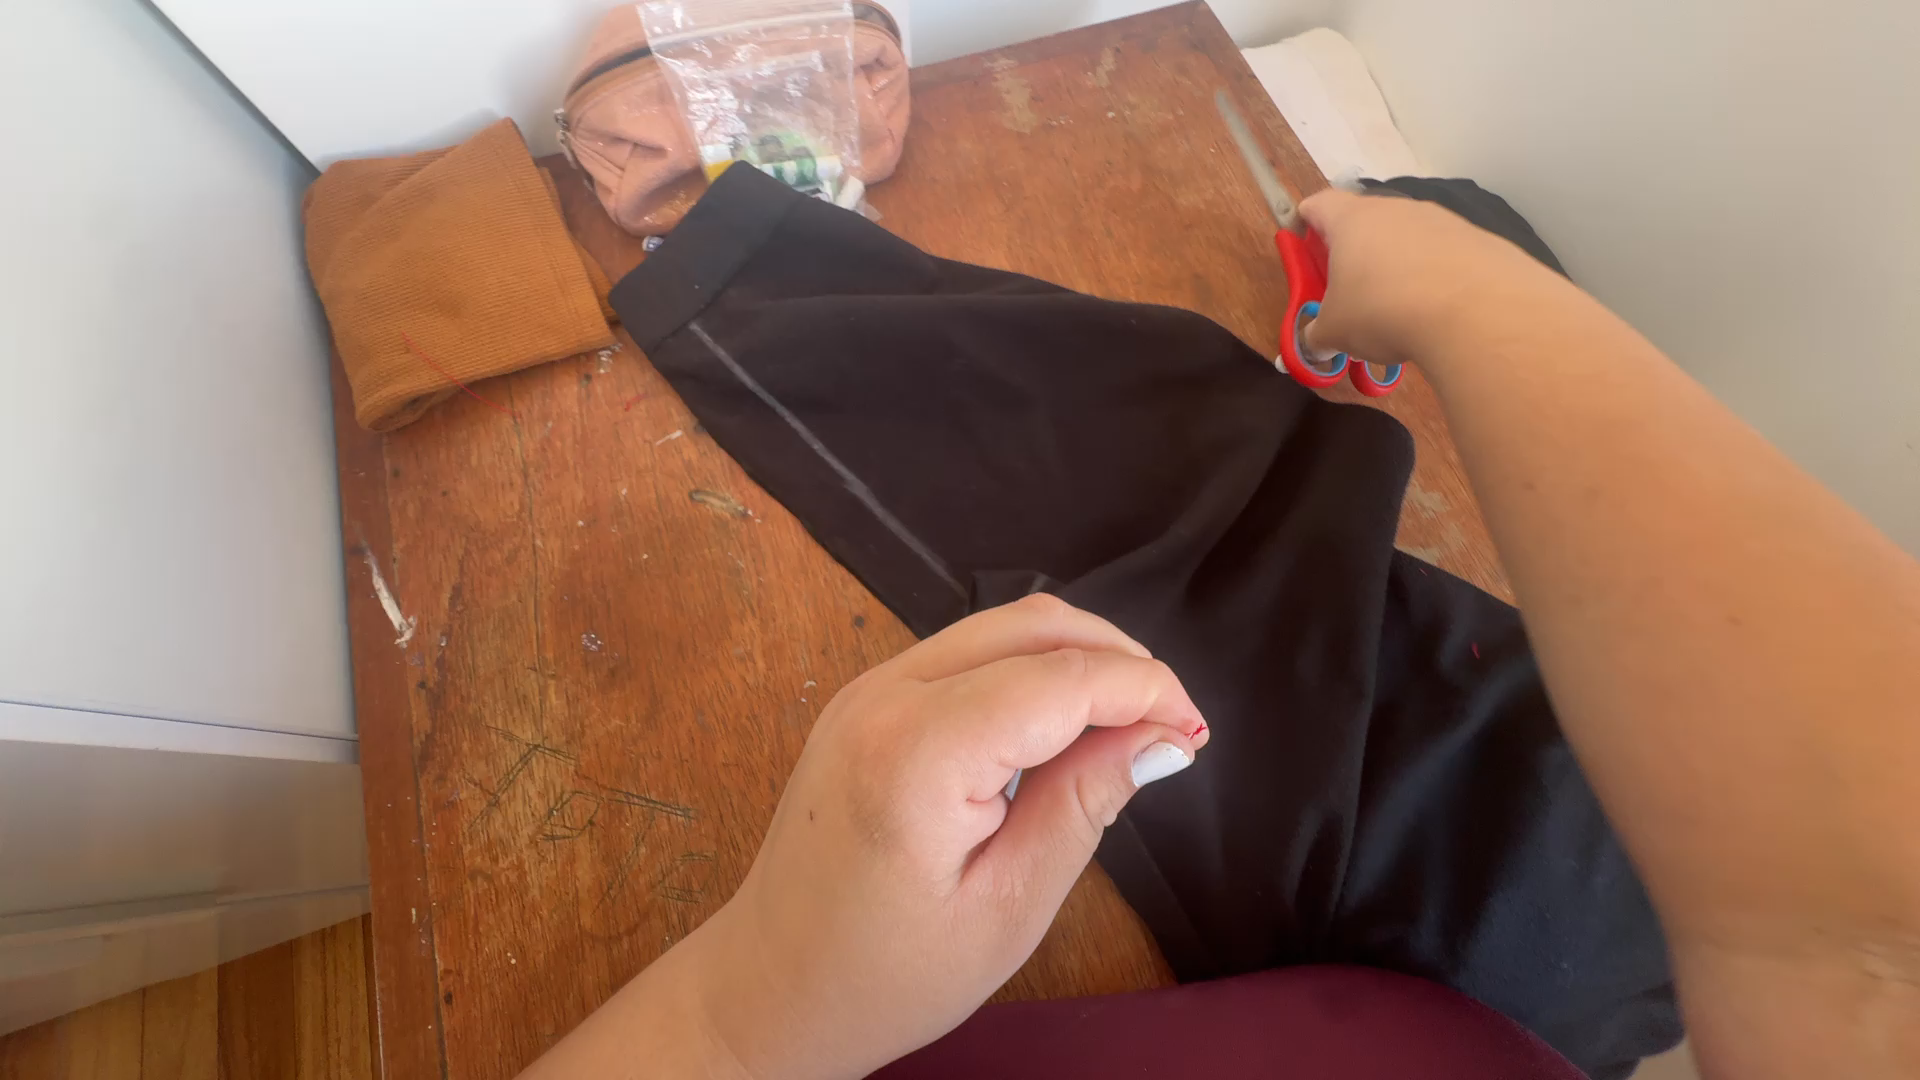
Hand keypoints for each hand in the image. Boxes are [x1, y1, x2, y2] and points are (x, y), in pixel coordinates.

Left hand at [687, 594, 1208, 1078]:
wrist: (770, 980)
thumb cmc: (885, 972)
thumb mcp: (1008, 907)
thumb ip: (1085, 803)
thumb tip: (1160, 737)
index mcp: (916, 752)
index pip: (1058, 679)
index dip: (1142, 688)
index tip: (1193, 726)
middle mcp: (886, 693)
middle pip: (1031, 625)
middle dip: (1115, 657)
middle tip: (1167, 720)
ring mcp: (870, 684)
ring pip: (1000, 626)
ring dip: (1075, 656)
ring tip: (1123, 719)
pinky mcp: (870, 693)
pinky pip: (968, 650)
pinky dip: (1029, 667)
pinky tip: (1058, 718)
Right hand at [1299, 188, 1567, 369]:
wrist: (1477, 313)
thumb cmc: (1381, 311)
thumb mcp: (1333, 332)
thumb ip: (1315, 335)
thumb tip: (1314, 342)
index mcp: (1352, 221)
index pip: (1317, 204)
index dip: (1304, 222)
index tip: (1300, 246)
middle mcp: (1397, 209)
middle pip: (1363, 221)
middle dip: (1349, 253)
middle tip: (1342, 291)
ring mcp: (1441, 220)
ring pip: (1403, 238)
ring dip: (1390, 266)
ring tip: (1389, 310)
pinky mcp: (1476, 240)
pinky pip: (1438, 256)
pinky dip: (1427, 278)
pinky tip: (1428, 312)